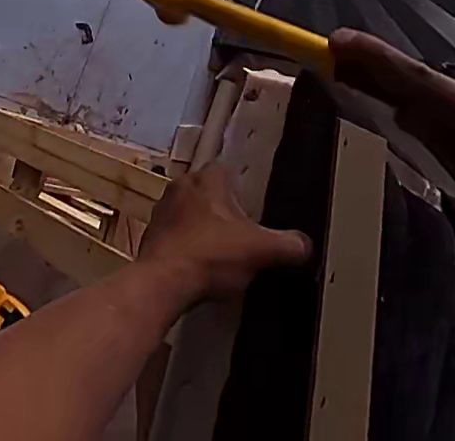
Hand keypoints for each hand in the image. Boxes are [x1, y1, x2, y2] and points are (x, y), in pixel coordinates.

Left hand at [138, 163, 311, 302]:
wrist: (162, 284)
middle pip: (207, 191)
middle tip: (237, 234)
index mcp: (208, 178)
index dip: (240, 189)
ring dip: (199, 227)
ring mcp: (161, 210)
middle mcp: (182, 185)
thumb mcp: (259, 250)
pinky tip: (195, 267)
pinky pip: (172, 235)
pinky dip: (183, 246)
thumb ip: (287, 245)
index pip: (227, 170)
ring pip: (187, 212)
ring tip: (216, 253)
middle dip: (220, 209)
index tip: (250, 209)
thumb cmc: (212, 255)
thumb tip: (306, 245)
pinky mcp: (148, 235)